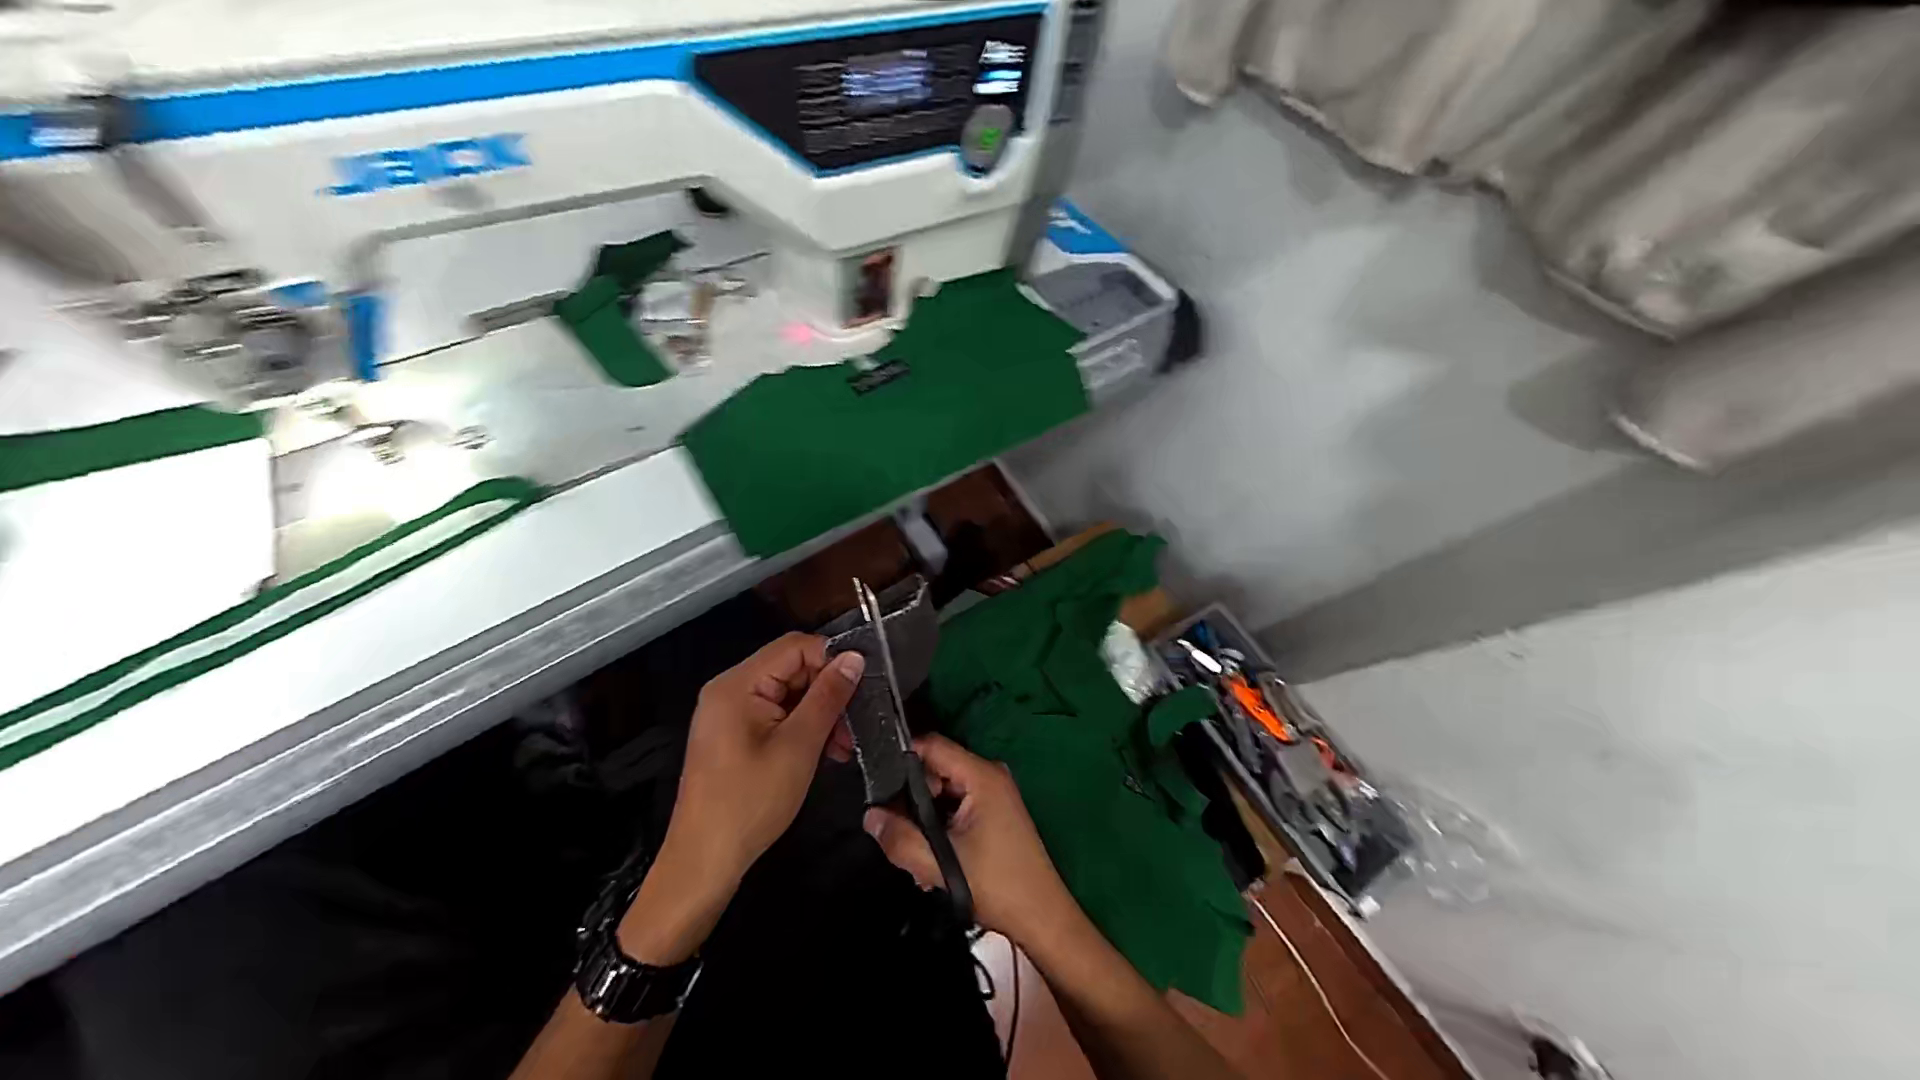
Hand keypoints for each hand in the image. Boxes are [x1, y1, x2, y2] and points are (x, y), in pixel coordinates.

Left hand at [619, 633, 862, 965]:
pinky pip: (777, 716)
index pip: (795, 647)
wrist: (704, 861)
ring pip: (789, 695)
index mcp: (737, 684)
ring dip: (821, 714)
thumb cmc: (751, 801)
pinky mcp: (735, 735)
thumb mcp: (799, 746)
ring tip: (845, 746)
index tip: (862, 687)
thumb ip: (828, 697)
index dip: (832, 660)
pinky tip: (827, 752)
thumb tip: (855, 658)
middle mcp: (730, 689)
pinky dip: (803, 729)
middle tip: (857, 725)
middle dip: (828, 693)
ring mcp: (730, 713)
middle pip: (792, 669)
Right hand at [863, 734, 1076, 946]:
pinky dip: (940, 824)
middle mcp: (990, 774)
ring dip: (924, 817)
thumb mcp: (940, 864)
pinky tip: (932, 857)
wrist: (1042, 918)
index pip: (932, 746)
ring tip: (914, 852)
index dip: (901, 758)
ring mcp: (994, 792)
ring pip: (944, 789)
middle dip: (911, 797)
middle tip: (896, 829)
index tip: (877, 784)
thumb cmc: (997, 885)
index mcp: (981, 775)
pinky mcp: (995, 810)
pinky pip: (956, 803)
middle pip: (936, 768)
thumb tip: (870, 816)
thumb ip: (900, 838)